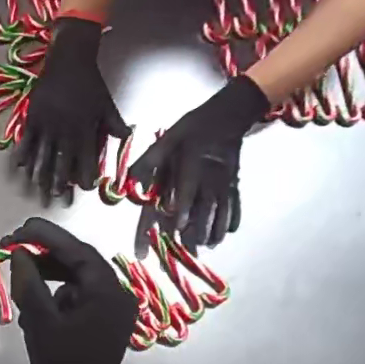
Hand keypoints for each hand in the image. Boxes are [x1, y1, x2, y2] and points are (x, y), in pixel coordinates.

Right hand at [1, 217, 138, 363]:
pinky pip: (80, 293)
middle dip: (45, 253)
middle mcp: (117, 292)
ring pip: (77, 276)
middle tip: (13, 247)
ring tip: (20, 275)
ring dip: (49, 273)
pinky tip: (36, 302)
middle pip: (78, 260)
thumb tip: (19, 253)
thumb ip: (29, 283)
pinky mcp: (106, 317)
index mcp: (107, 291)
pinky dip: (58, 292)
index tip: (18, 230)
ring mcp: (114, 305)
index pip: (76, 250)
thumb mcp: (39, 322)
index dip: (45, 236)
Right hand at [13, 18, 129, 204]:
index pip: (87, 157)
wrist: (69, 59)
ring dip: (40, 174)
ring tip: (36, 188)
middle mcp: (66, 129)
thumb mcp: (106, 103)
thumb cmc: (90, 83)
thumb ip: (115, 123)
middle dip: (60, 181)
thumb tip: (126, 137)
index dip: (87, 174)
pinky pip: (26, 140)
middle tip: (57, 198)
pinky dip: (22, 154)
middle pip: (62, 161)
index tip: (86, 188)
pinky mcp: (33, 118)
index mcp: (85, 128)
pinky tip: (19, 168)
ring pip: (42, 155)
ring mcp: (47, 124)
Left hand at [128, 75, 268, 250]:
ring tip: (209, 246)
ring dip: (215, 228)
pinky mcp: (234, 182)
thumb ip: (147, 162)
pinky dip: (233, 218)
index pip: (186, 190)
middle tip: (192, 249)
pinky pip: (236, 202)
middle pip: (205, 206)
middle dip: (199, 228)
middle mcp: (209, 176)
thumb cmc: (192, 129)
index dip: (182, 209)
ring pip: (221, 208)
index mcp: (191, 165)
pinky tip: (228, 232)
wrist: (228, 115)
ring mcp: (224, 181)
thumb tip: (128, 182)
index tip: (177, 227)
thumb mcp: (166, 139)